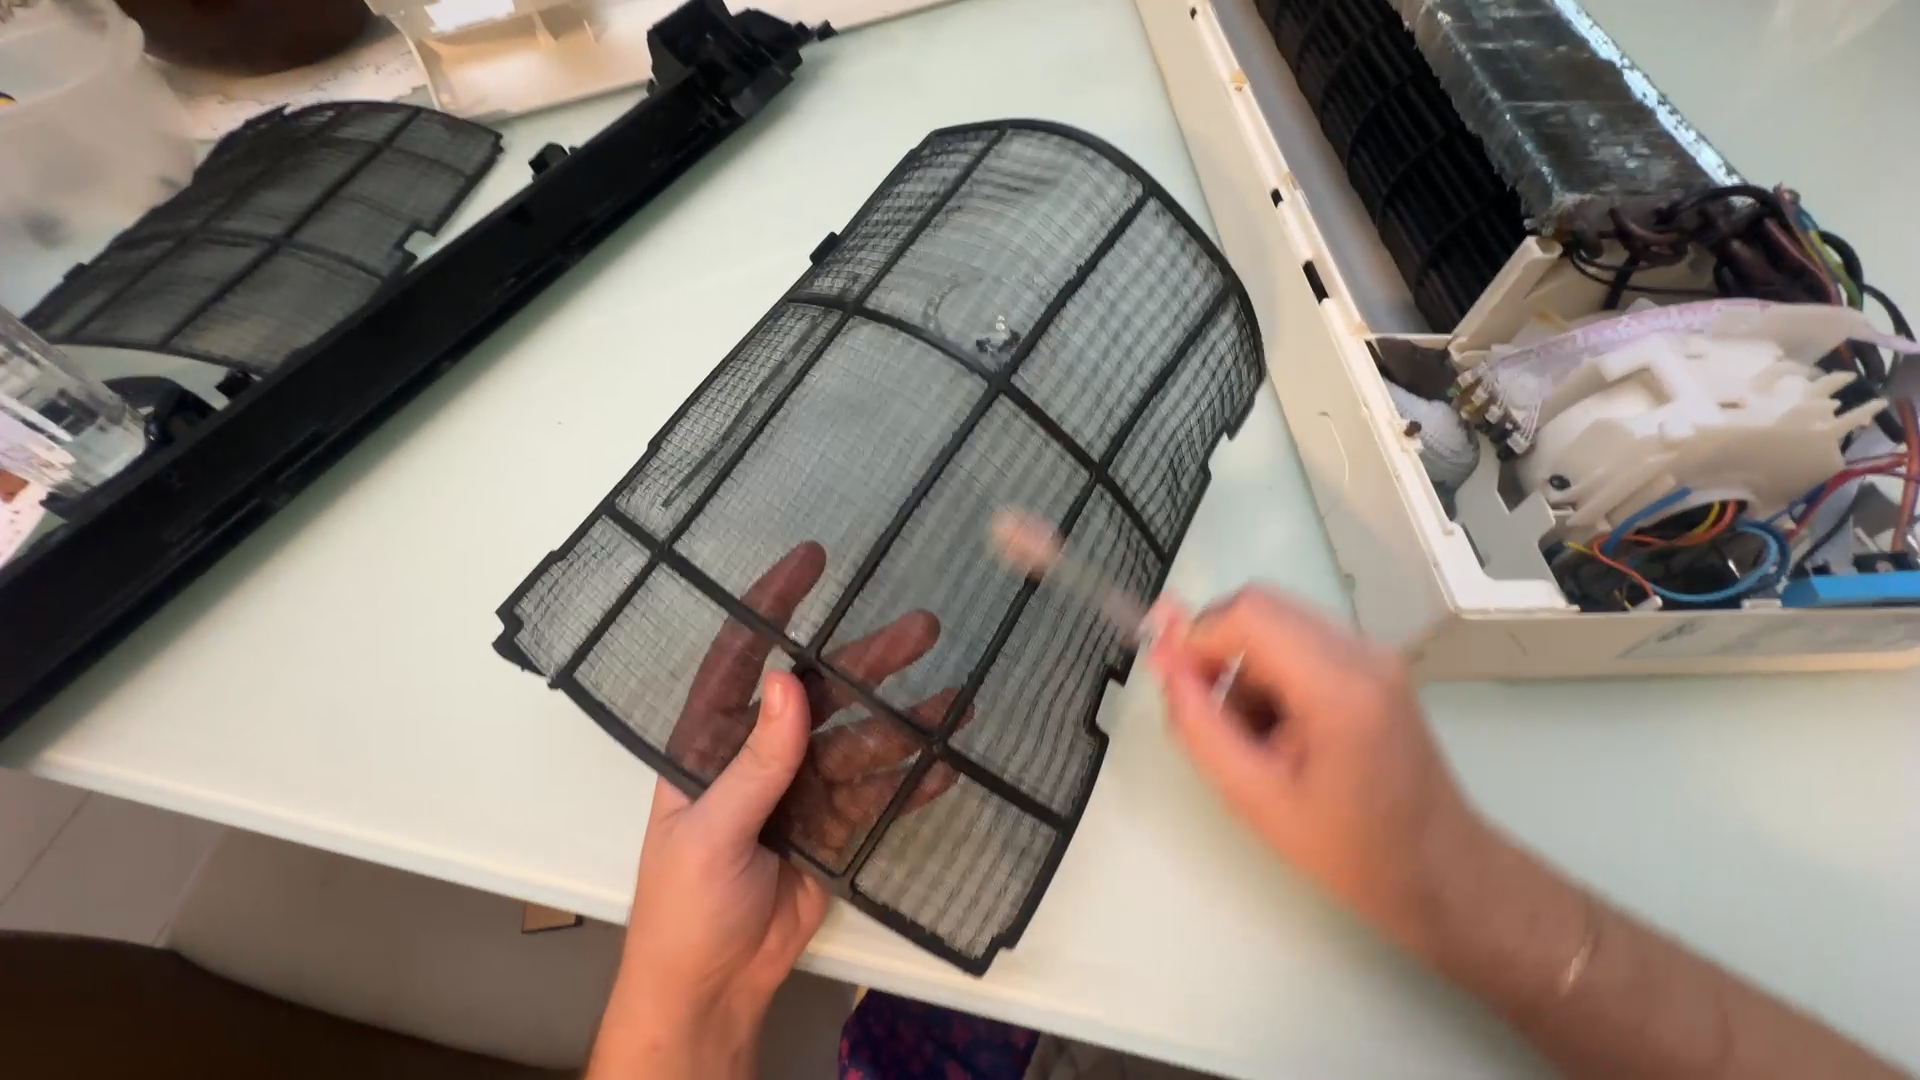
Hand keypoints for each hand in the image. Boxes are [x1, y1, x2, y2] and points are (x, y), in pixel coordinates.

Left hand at [590, 543, 962, 1078]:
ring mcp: (802, 785)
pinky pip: (879, 793)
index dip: (773, 603)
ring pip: (862, 739)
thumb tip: (790, 680)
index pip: (742, 654)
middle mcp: (762, 750)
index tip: (812, 559)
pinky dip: (912, 782)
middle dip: (872, 658)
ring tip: (960, 701)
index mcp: (712, 739)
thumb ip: (755, 761)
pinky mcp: (835, 823)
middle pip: (824, 690)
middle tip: (925, 627)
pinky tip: (947, 765)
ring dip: (908, 721)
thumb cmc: (684, 908)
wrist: (712, 990)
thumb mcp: (709, 832)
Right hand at [1146, 587, 1489, 950]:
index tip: (1177, 685)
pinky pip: (1296, 640)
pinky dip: (1268, 673)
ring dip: (1242, 667)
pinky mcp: (1373, 662)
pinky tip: (1282, 729)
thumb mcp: (1252, 796)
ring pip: (1272, 623)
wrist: (1443, 872)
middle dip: (1216, 651)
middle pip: (1257, 607)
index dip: (1196, 637)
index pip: (1246, 613)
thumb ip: (1198, 722)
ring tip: (1254, 737)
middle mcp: (1362, 651)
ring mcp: (1373, 652)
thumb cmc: (1349, 848)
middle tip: (1208, 712)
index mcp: (1340, 686)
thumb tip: (1163, 658)